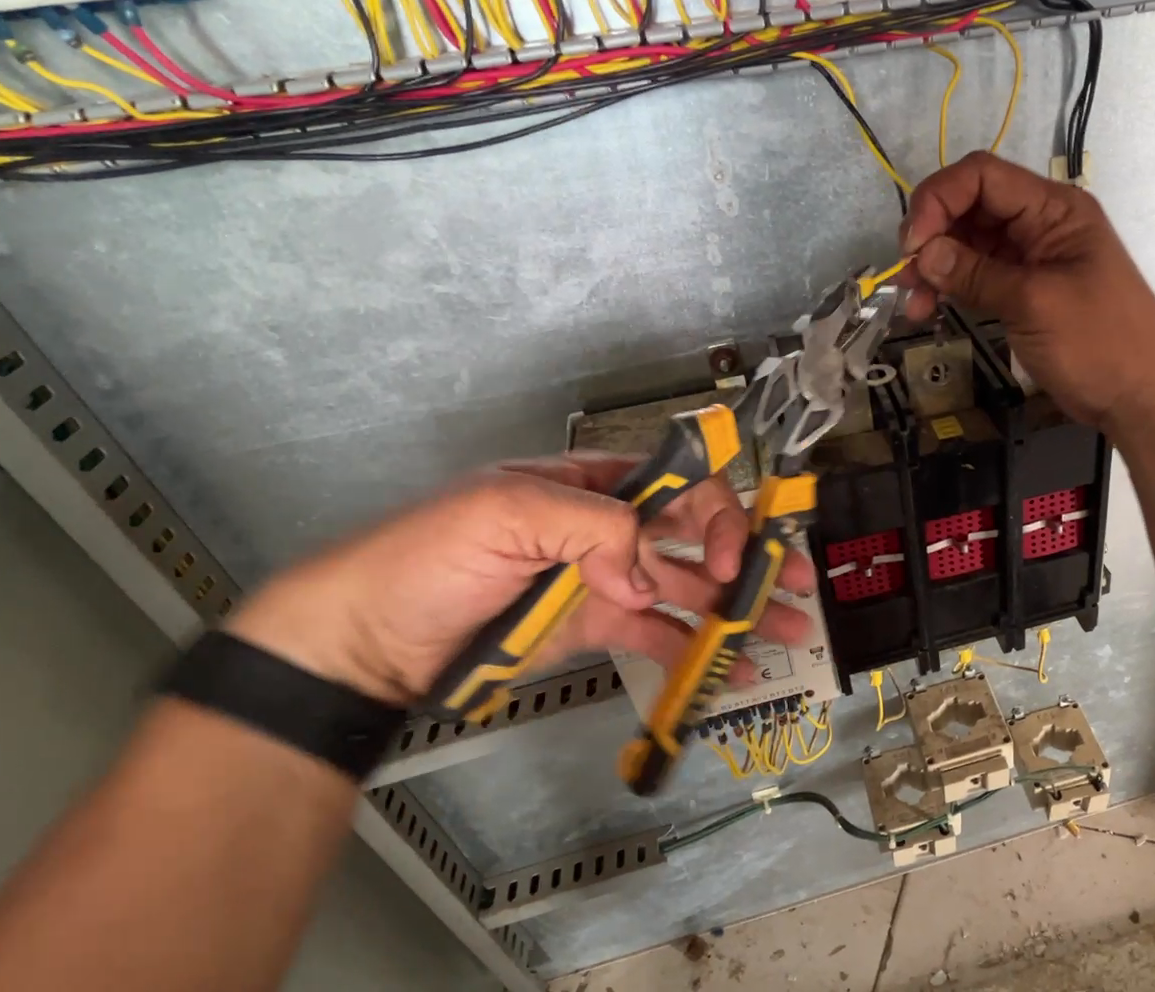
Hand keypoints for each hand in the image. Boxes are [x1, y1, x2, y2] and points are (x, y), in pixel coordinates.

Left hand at [226, 454, 815, 705]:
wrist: (359, 644)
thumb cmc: (425, 559)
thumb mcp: (503, 515)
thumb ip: (591, 527)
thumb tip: (647, 579)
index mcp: (589, 485)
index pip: (676, 486)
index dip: (718, 514)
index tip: (734, 558)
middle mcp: (604, 529)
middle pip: (694, 537)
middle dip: (749, 559)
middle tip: (795, 586)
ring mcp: (601, 582)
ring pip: (684, 590)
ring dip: (734, 610)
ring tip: (784, 633)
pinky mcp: (591, 629)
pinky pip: (655, 634)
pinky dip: (693, 649)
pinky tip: (728, 668)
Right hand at [898, 151, 1154, 431]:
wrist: (1140, 398)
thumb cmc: (1099, 343)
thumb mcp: (1034, 303)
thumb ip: (976, 274)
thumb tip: (923, 254)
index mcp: (1054, 209)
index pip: (983, 177)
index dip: (939, 200)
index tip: (912, 244)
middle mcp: (1041, 224)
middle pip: (972, 207)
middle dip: (933, 235)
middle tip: (906, 277)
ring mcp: (1033, 258)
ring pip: (970, 244)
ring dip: (936, 266)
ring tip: (915, 304)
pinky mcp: (1025, 290)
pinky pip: (979, 275)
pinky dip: (952, 287)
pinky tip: (930, 309)